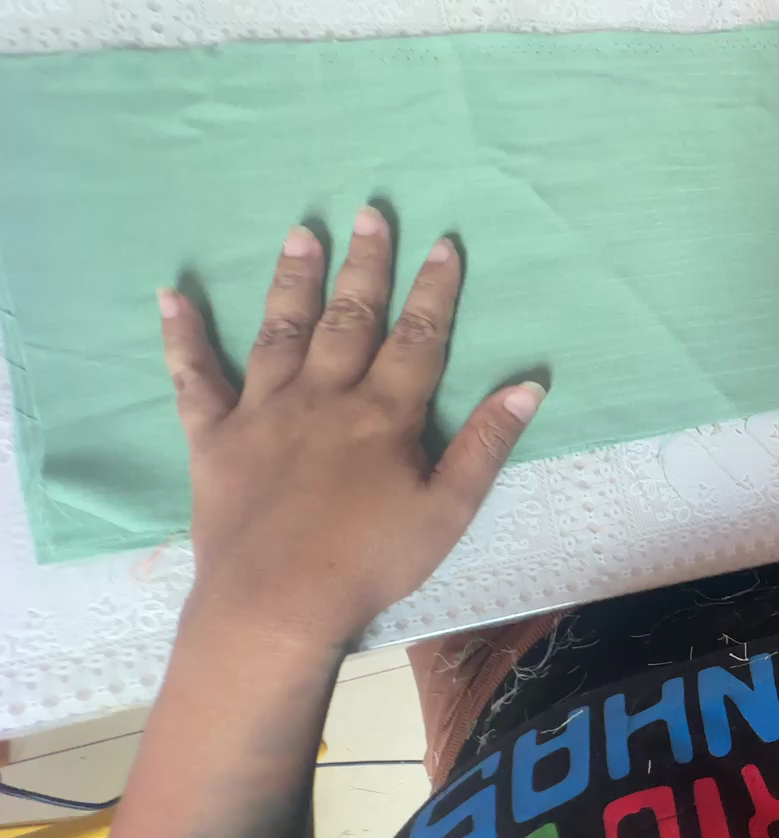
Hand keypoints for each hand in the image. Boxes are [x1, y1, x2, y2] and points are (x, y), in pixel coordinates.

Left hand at [158, 206, 544, 649]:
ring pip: (279, 333)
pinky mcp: (215, 437)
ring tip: (302, 234)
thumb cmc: (379, 556)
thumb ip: (485, 442)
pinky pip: (196, 379)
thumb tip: (526, 387)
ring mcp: (262, 412)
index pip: (418, 340)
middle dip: (365, 267)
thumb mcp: (453, 506)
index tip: (444, 246)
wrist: (278, 603)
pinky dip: (183, 338)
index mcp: (383, 415)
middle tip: (370, 214)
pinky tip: (174, 297)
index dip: (435, 292)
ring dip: (293, 283)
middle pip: (349, 321)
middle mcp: (322, 398)